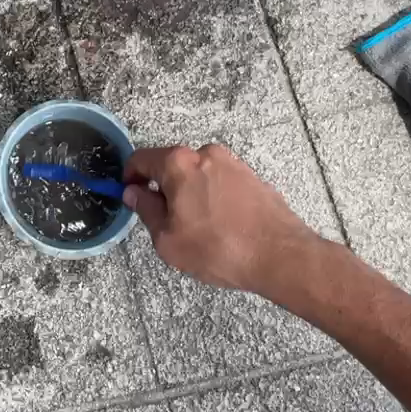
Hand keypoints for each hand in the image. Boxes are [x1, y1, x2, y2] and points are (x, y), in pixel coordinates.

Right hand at [122, 144, 321, 292]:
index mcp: (178, 163)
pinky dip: (212, 197)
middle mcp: (205, 154)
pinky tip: (220, 226)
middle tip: (164, 220)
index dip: (129, 177)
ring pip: (196, 174)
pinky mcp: (252, 176)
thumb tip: (135, 194)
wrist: (281, 257)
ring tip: (197, 228)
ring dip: (189, 193)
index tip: (129, 194)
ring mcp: (232, 163)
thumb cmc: (220, 249)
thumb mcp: (168, 240)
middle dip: (162, 188)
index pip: (141, 158)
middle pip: (170, 165)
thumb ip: (146, 210)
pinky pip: (219, 182)